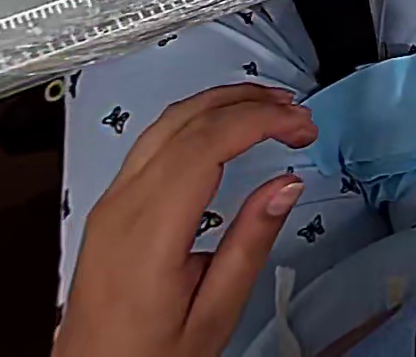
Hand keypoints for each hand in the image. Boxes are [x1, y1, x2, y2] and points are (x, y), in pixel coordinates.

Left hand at [54, 84, 316, 356]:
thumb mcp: (212, 317)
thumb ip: (250, 244)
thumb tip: (289, 183)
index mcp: (146, 234)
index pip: (206, 143)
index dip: (261, 120)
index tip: (302, 126)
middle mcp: (123, 203)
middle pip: (191, 119)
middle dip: (252, 103)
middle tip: (298, 112)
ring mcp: (113, 196)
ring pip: (172, 116)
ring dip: (228, 99)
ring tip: (273, 105)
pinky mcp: (113, 197)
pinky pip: (160, 132)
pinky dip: (204, 112)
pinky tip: (231, 119)